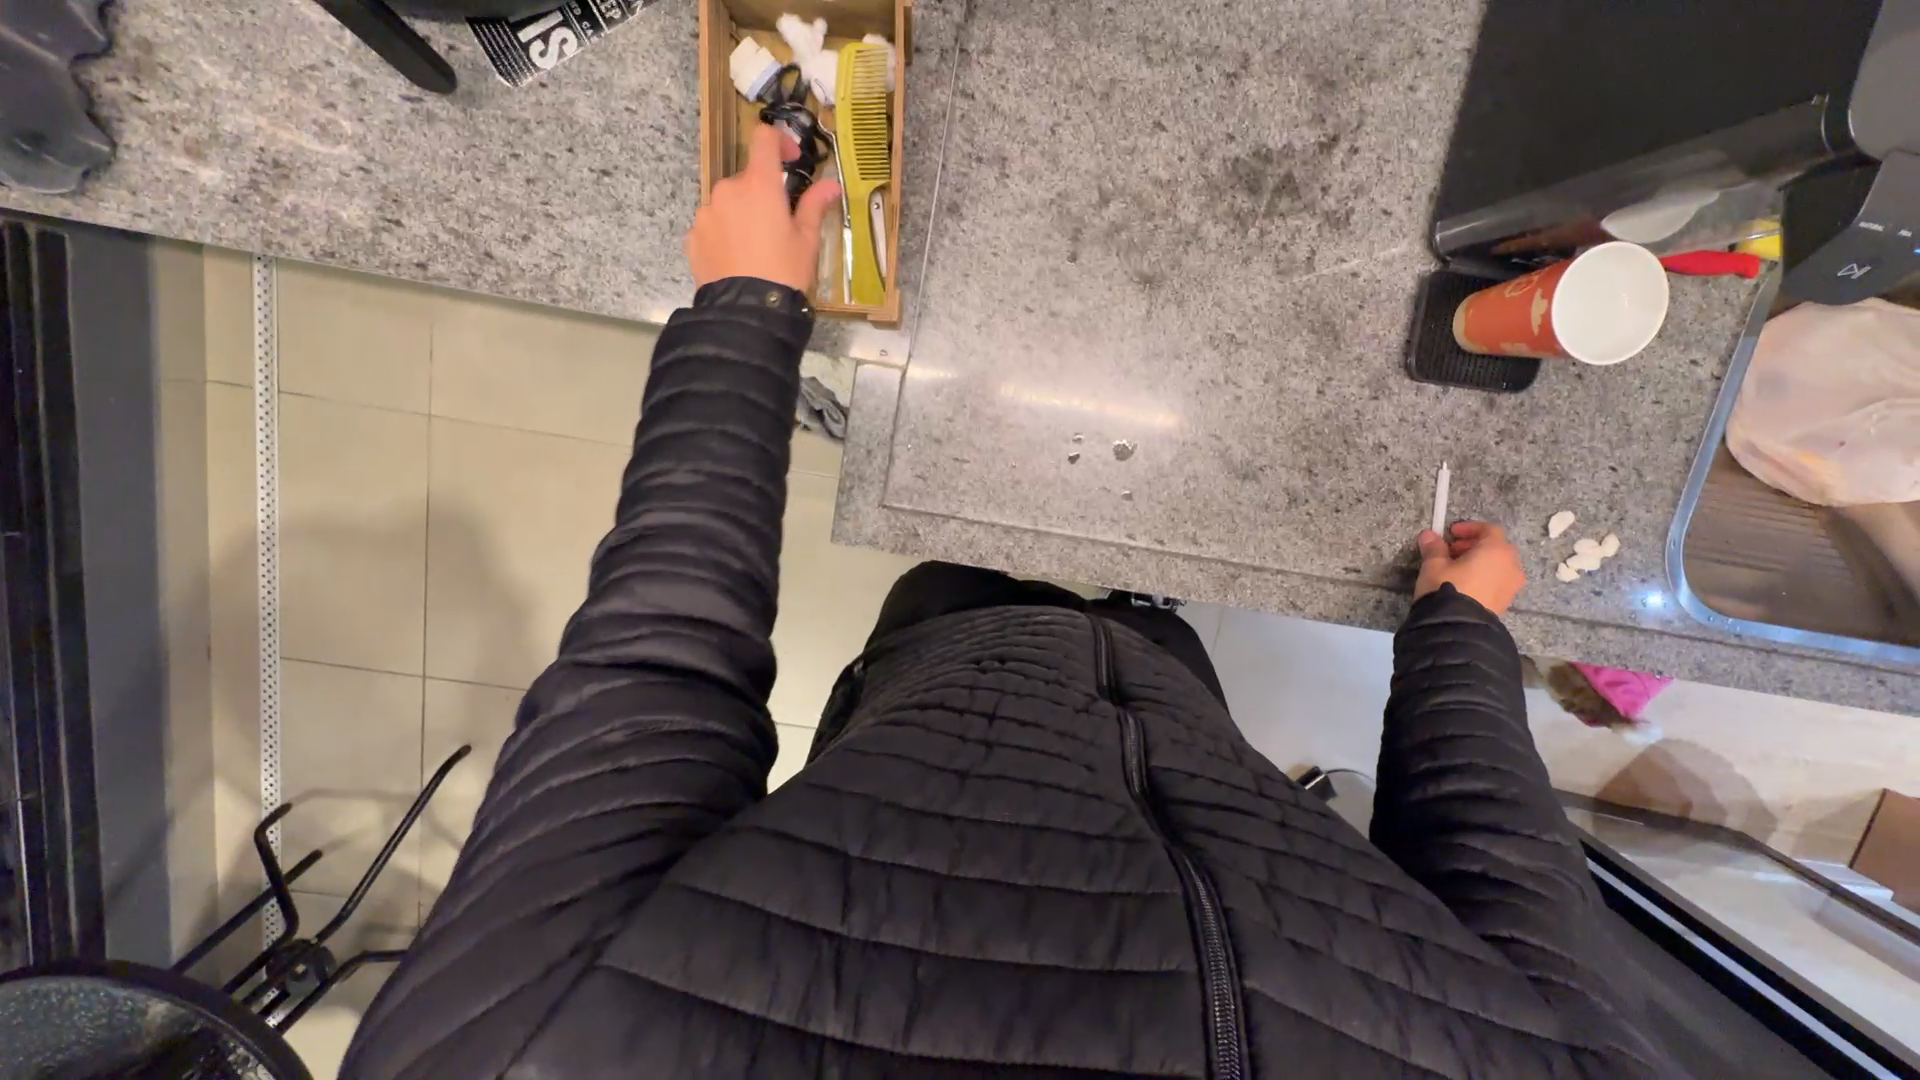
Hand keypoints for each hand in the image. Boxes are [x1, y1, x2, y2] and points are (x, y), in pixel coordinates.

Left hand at [685, 123, 841, 293]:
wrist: (747, 313)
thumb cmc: (784, 274)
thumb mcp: (806, 241)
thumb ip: (814, 206)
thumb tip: (832, 185)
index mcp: (759, 186)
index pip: (764, 139)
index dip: (780, 141)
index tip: (791, 159)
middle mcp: (727, 191)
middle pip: (747, 179)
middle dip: (762, 195)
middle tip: (779, 227)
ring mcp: (706, 214)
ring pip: (728, 204)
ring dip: (742, 215)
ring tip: (756, 249)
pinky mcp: (693, 237)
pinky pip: (712, 226)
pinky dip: (725, 235)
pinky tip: (737, 261)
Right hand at [1414, 521, 1524, 614]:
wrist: (1458, 626)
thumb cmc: (1447, 587)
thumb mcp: (1433, 565)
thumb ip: (1434, 548)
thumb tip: (1429, 535)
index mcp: (1496, 551)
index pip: (1489, 530)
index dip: (1470, 528)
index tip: (1451, 533)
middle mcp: (1511, 565)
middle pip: (1497, 547)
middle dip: (1475, 545)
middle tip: (1452, 551)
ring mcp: (1512, 585)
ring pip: (1500, 565)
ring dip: (1481, 562)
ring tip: (1458, 569)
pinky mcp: (1507, 601)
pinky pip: (1498, 581)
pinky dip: (1486, 576)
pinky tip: (1467, 584)